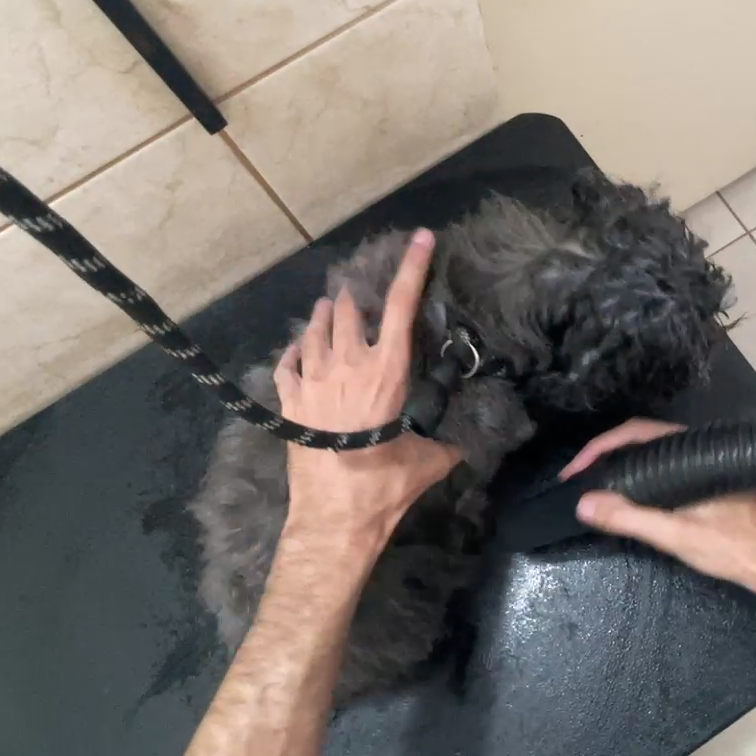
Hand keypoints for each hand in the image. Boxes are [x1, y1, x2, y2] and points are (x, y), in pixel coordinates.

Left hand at [276, 229, 462, 550]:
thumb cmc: (385, 487)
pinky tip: (300, 351)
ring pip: (313, 328)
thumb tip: (467, 444)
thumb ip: (447, 445)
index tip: (421, 238)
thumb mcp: (428, 462)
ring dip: (324, 317)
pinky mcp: (288, 400)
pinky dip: (296, 351)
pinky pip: (287, 361)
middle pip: (347, 309)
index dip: (413, 267)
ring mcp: (311, 380)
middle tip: (359, 299)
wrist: (334, 517)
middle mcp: (346, 365)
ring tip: (330, 312)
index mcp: (387, 372)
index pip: (401, 306)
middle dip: (354, 299)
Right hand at [561, 419, 755, 599]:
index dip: (598, 447)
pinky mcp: (704, 481)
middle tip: (577, 476)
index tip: (573, 471)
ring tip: (594, 484)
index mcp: (691, 451)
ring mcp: (701, 465)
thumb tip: (584, 504)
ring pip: (651, 454)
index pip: (635, 432)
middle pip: (640, 438)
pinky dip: (637, 476)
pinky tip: (626, 495)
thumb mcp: (675, 535)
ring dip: (620, 465)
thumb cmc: (731, 548)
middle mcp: (696, 449)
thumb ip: (630, 518)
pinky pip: (662, 468)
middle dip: (604, 453)